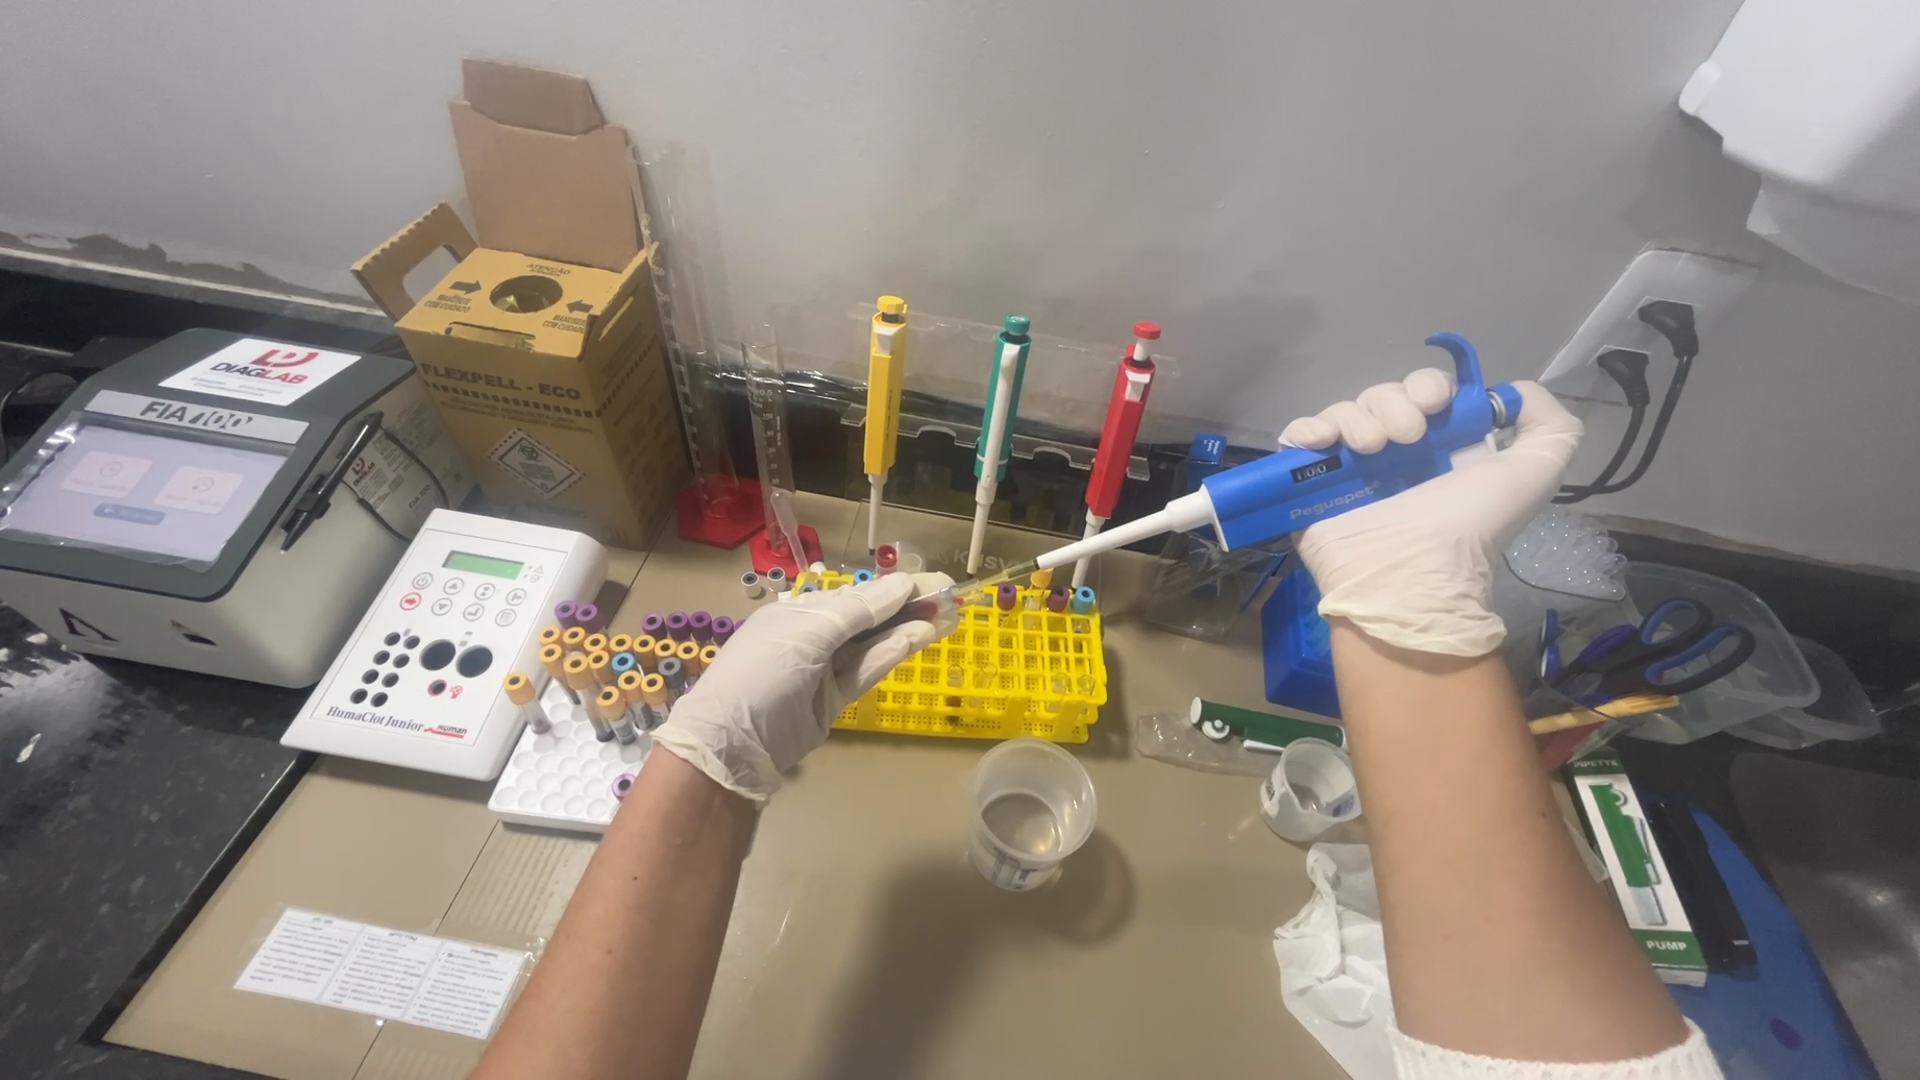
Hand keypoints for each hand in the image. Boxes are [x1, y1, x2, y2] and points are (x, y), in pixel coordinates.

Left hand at [651, 572, 957, 801]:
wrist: (732, 747)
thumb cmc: (763, 675)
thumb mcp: (807, 634)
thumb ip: (857, 611)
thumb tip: (901, 585)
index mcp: (798, 613)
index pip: (854, 594)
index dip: (893, 587)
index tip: (930, 580)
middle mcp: (813, 637)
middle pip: (868, 617)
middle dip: (908, 605)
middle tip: (950, 594)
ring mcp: (824, 670)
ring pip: (873, 644)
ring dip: (908, 628)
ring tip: (949, 615)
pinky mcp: (833, 700)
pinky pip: (868, 671)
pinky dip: (894, 654)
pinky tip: (923, 636)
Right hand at [1284, 372, 1581, 656]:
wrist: (1411, 569)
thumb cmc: (1468, 524)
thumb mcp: (1535, 472)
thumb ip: (1550, 426)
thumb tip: (1513, 393)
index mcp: (1436, 444)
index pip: (1422, 392)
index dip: (1427, 388)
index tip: (1435, 408)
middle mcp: (1390, 451)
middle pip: (1380, 396)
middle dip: (1392, 404)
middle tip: (1403, 439)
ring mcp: (1345, 466)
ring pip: (1341, 412)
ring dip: (1355, 419)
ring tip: (1369, 450)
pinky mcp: (1306, 481)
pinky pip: (1298, 437)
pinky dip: (1306, 430)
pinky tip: (1323, 443)